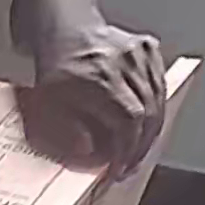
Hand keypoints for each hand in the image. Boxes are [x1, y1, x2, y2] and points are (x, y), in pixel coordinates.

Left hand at [27, 23, 165, 177]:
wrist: (66, 34)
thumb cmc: (52, 76)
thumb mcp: (46, 112)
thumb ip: (67, 134)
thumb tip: (91, 154)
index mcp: (98, 80)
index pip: (128, 120)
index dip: (126, 150)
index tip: (119, 170)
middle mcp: (124, 63)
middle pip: (148, 112)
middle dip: (139, 147)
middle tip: (128, 168)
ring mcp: (141, 53)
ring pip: (158, 100)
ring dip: (149, 133)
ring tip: (134, 155)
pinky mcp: (149, 49)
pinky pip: (159, 86)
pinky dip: (154, 111)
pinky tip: (141, 130)